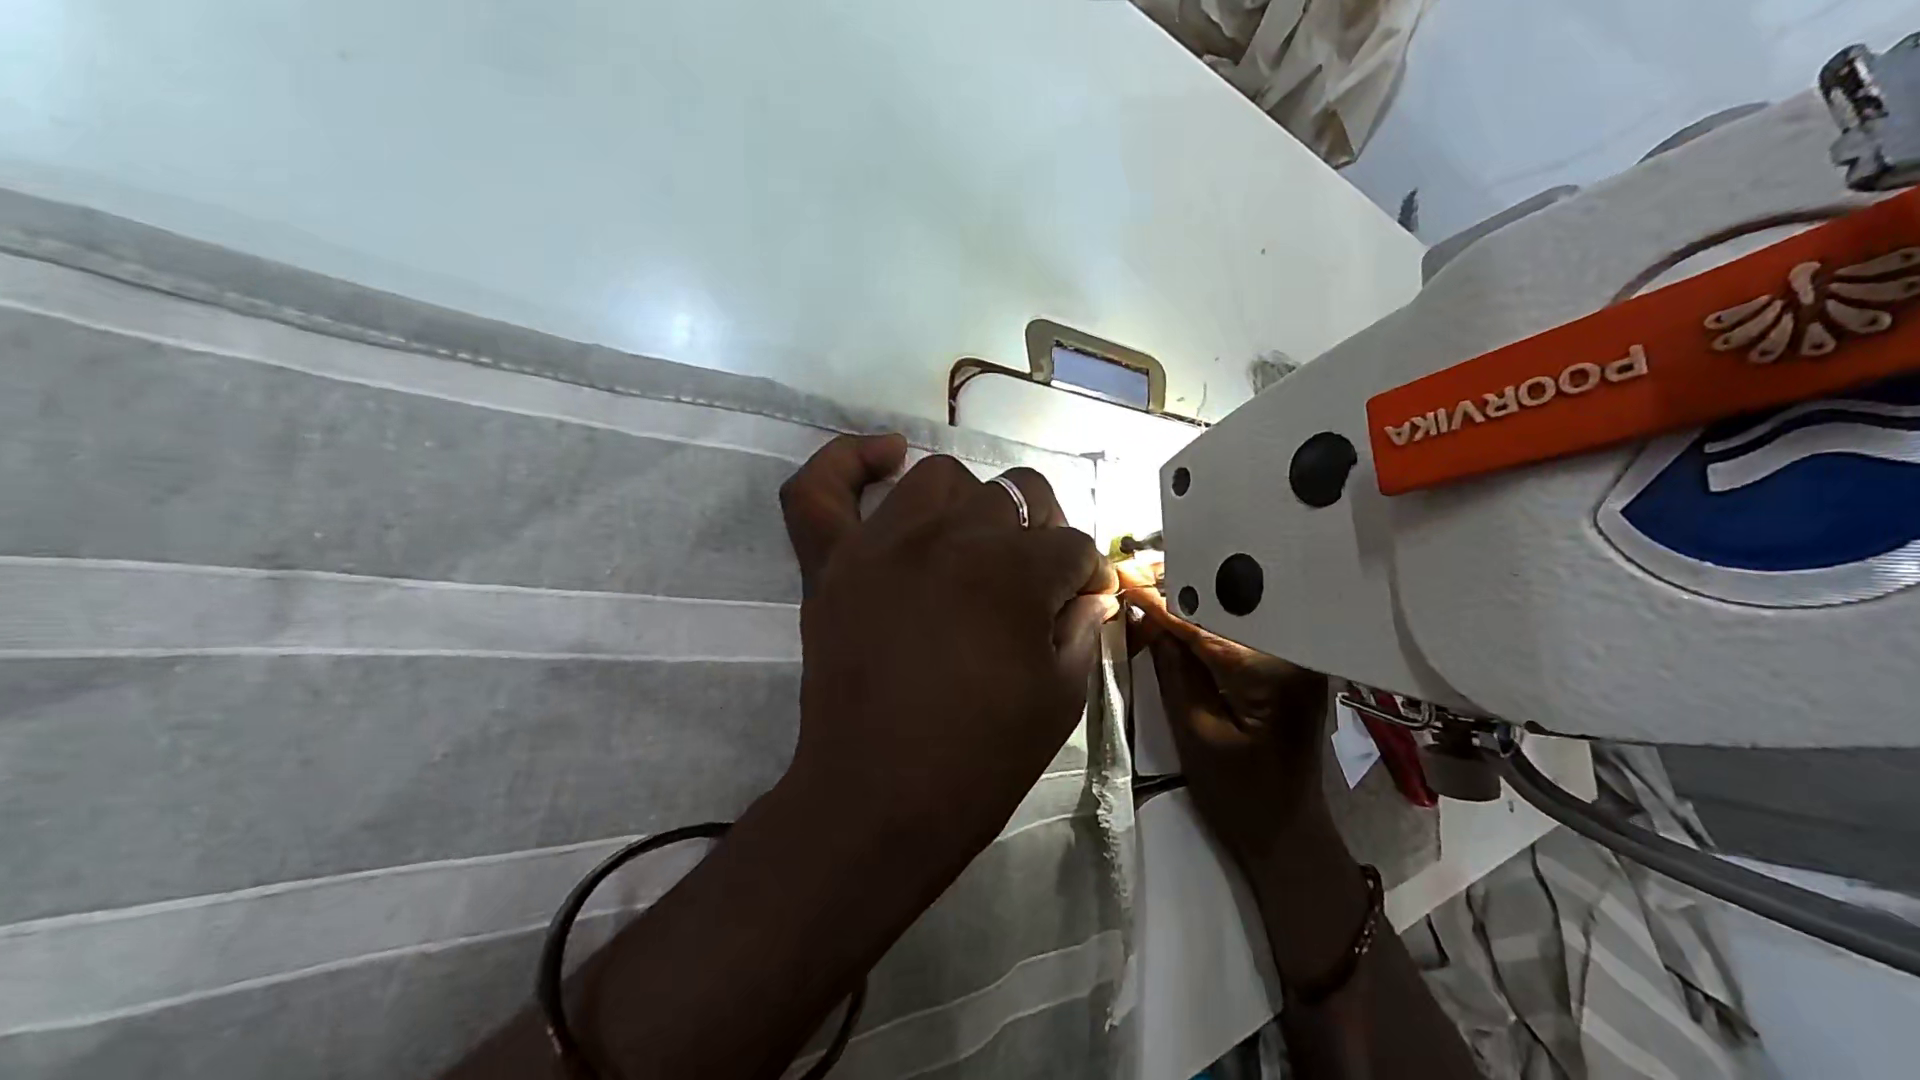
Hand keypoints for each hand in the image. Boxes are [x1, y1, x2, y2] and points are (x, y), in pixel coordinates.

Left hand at [780, 434, 1118, 862]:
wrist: (879, 800)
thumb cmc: (980, 760)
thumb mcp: (1060, 699)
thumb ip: (1081, 629)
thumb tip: (1088, 593)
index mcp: (1016, 571)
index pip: (1072, 546)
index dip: (1085, 577)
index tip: (1079, 605)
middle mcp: (951, 538)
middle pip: (1013, 498)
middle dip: (1037, 537)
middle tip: (1029, 584)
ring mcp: (882, 544)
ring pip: (938, 478)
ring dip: (968, 504)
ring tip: (970, 544)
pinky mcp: (832, 562)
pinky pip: (820, 487)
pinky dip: (848, 461)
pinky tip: (887, 458)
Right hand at [1122, 570, 1330, 864]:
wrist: (1287, 832)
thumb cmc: (1239, 794)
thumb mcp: (1194, 732)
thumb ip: (1172, 669)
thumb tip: (1146, 618)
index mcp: (1271, 670)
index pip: (1205, 623)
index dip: (1160, 600)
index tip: (1125, 575)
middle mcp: (1292, 653)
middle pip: (1225, 607)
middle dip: (1178, 587)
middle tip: (1135, 571)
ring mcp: (1295, 658)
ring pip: (1232, 615)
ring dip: (1190, 599)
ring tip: (1148, 582)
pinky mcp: (1287, 666)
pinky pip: (1240, 632)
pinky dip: (1206, 621)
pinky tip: (1176, 611)